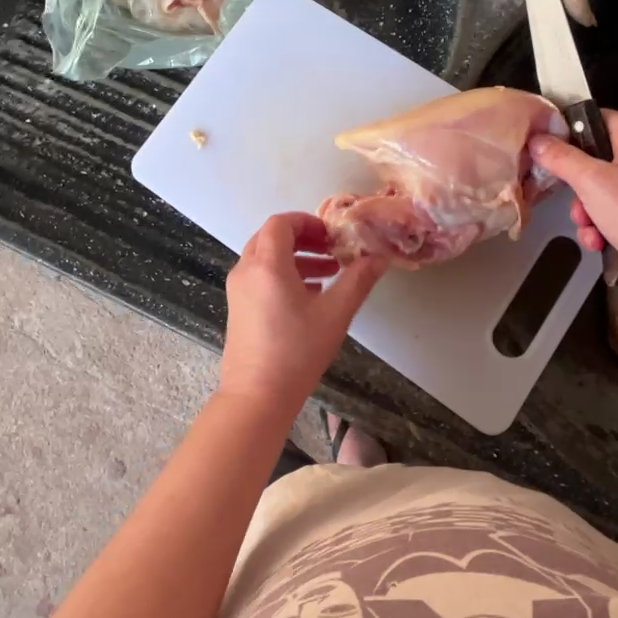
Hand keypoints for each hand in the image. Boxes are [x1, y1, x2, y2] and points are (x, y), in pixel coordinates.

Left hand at [219, 213, 386, 412]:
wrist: (257, 396)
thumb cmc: (297, 351)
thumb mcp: (335, 314)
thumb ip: (358, 280)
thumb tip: (379, 257)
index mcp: (266, 264)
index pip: (281, 223)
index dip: (307, 221)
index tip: (332, 235)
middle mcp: (246, 270)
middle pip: (271, 237)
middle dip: (303, 239)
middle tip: (331, 250)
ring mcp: (238, 290)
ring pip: (265, 258)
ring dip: (295, 258)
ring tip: (328, 274)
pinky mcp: (238, 308)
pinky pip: (259, 277)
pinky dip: (282, 275)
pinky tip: (309, 296)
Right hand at [529, 110, 617, 301]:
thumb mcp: (591, 180)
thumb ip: (560, 157)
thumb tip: (536, 139)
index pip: (604, 118)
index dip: (576, 123)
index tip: (549, 137)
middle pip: (597, 159)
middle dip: (575, 180)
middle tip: (563, 190)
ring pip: (599, 192)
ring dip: (584, 210)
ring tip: (585, 224)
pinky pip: (610, 217)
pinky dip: (599, 228)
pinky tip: (597, 241)